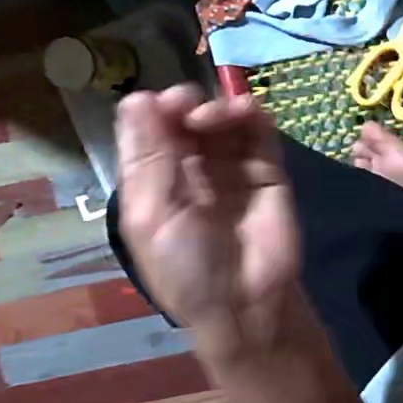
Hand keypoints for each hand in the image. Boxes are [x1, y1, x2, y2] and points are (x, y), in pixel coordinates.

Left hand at [115, 86, 303, 360]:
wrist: (246, 305)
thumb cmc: (186, 267)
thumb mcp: (152, 215)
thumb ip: (147, 155)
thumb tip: (135, 97)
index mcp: (156, 181)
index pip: (150, 132)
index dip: (154, 111)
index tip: (160, 104)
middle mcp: (192, 169)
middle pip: (185, 119)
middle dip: (183, 105)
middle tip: (186, 108)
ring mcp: (231, 167)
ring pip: (221, 120)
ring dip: (214, 108)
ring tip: (210, 118)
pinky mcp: (267, 169)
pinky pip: (259, 132)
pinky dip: (250, 113)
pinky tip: (242, 112)